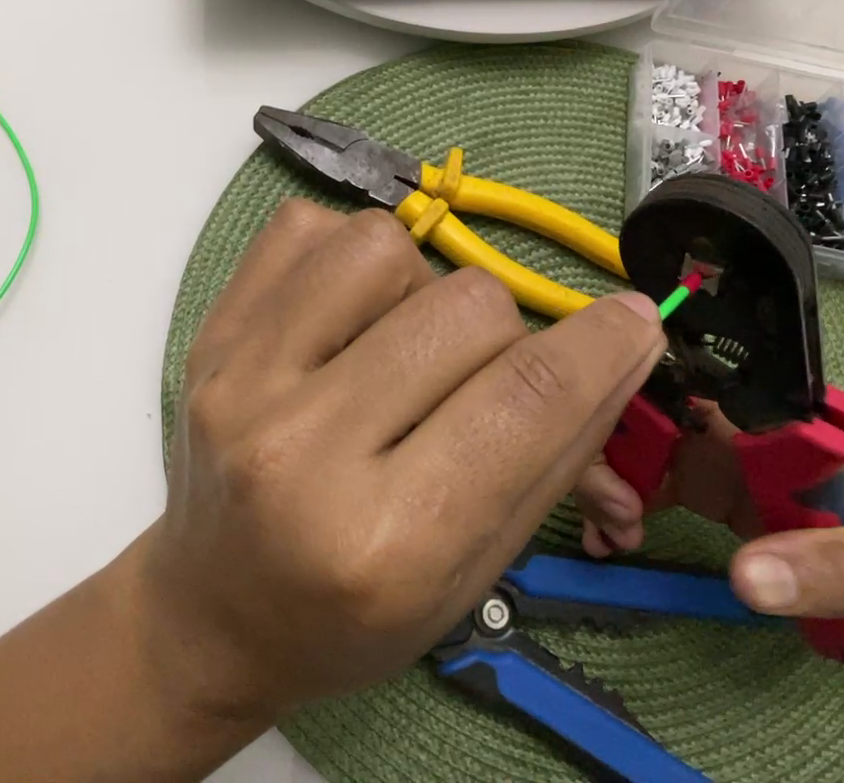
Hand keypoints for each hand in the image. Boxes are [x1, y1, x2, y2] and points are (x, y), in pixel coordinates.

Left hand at [140, 199, 666, 721]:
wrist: (213, 612)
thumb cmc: (353, 615)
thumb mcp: (472, 571)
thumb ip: (555, 458)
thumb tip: (627, 347)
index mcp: (386, 541)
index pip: (524, 400)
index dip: (599, 347)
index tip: (633, 321)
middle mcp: (302, 450)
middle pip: (465, 307)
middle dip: (506, 334)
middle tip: (481, 379)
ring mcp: (240, 381)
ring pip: (383, 244)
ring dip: (424, 284)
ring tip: (405, 343)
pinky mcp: (210, 336)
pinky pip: (306, 228)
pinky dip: (350, 255)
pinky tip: (350, 316)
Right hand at [573, 403, 843, 631]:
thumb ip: (834, 568)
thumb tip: (741, 578)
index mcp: (783, 424)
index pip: (688, 396)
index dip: (633, 418)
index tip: (608, 474)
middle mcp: (748, 431)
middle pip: (653, 419)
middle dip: (614, 458)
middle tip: (609, 522)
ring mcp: (735, 462)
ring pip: (648, 452)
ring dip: (615, 485)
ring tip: (606, 538)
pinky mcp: (732, 496)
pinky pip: (663, 490)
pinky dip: (631, 510)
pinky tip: (614, 540)